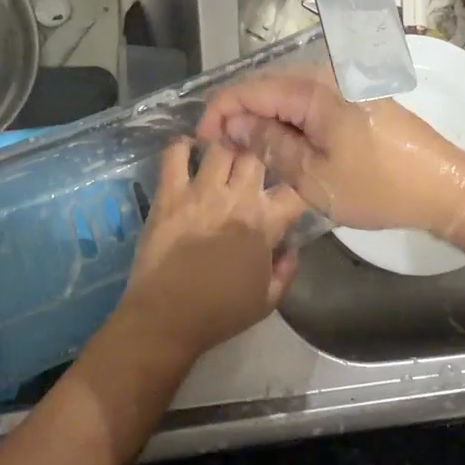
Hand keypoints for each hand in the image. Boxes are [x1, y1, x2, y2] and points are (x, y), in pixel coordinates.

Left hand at [111, 140, 307, 362]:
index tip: (290, 185)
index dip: (298, 182)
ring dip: (224, 147)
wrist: (166, 319)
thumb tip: (292, 247)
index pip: (296, 188)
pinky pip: (174, 153)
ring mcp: (201, 191)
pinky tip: (187, 150)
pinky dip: (181, 145)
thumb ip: (287, 270)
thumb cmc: (220, 313)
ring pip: (222, 146)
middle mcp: (237, 198)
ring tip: (221, 153)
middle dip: (258, 153)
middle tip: (251, 161)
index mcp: (265, 223)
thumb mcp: (268, 301)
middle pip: (258, 153)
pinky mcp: (170, 193)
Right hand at [196, 71, 464, 241]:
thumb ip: (271, 146)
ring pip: (289, 97)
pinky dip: (290, 123)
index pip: (249, 88)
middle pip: (267, 88)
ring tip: (248, 153)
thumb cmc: (378, 186)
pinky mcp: (358, 101)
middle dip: (239, 115)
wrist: (444, 188)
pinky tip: (283, 147)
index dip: (219, 111)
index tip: (202, 139)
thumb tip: (236, 125)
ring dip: (265, 121)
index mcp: (313, 90)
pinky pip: (311, 105)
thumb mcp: (314, 177)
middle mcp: (327, 78)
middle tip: (221, 150)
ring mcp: (345, 87)